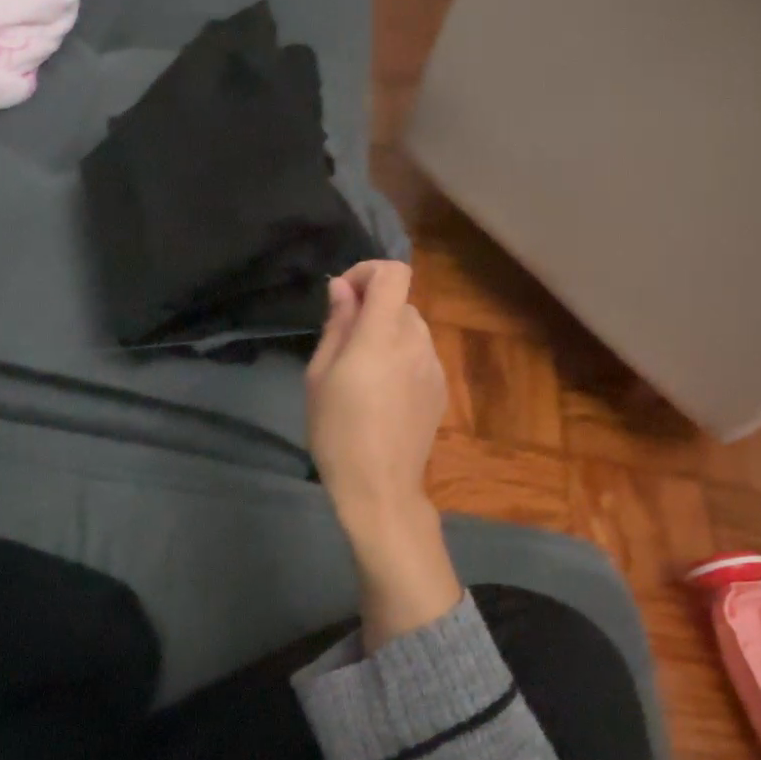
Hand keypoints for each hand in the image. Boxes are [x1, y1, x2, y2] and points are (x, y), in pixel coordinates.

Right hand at [306, 260, 446, 528]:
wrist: (379, 487)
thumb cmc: (337, 432)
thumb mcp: (319, 377)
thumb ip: (336, 326)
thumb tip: (342, 289)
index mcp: (382, 335)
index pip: (394, 273)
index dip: (367, 272)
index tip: (344, 296)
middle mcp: (416, 342)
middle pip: (401, 302)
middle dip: (372, 309)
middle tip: (342, 344)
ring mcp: (434, 366)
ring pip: (412, 329)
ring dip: (387, 335)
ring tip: (361, 374)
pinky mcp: (441, 388)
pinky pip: (420, 356)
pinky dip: (401, 358)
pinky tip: (383, 395)